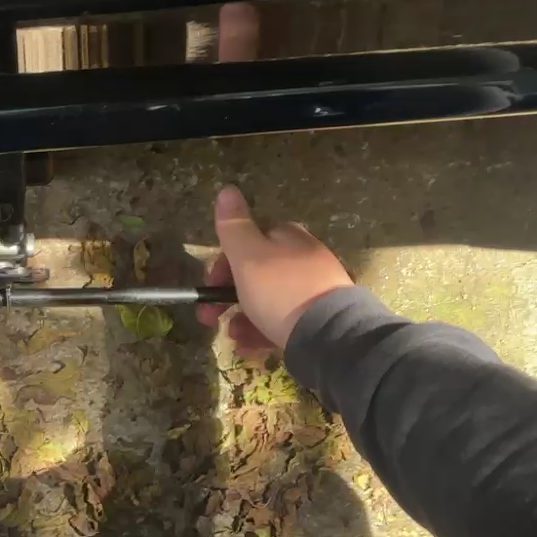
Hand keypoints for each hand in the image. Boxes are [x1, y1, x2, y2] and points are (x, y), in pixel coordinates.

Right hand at [197, 187, 353, 351]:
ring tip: (232, 336)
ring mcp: (311, 291)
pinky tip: (248, 346)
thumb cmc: (280, 290)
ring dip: (241, 319)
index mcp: (287, 238)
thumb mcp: (249, 256)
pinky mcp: (315, 319)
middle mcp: (302, 260)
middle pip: (255, 275)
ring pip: (265, 302)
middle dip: (226, 297)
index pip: (248, 242)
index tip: (210, 286)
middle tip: (210, 317)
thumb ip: (234, 227)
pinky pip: (280, 322)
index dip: (223, 265)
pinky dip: (260, 333)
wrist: (327, 334)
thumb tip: (227, 190)